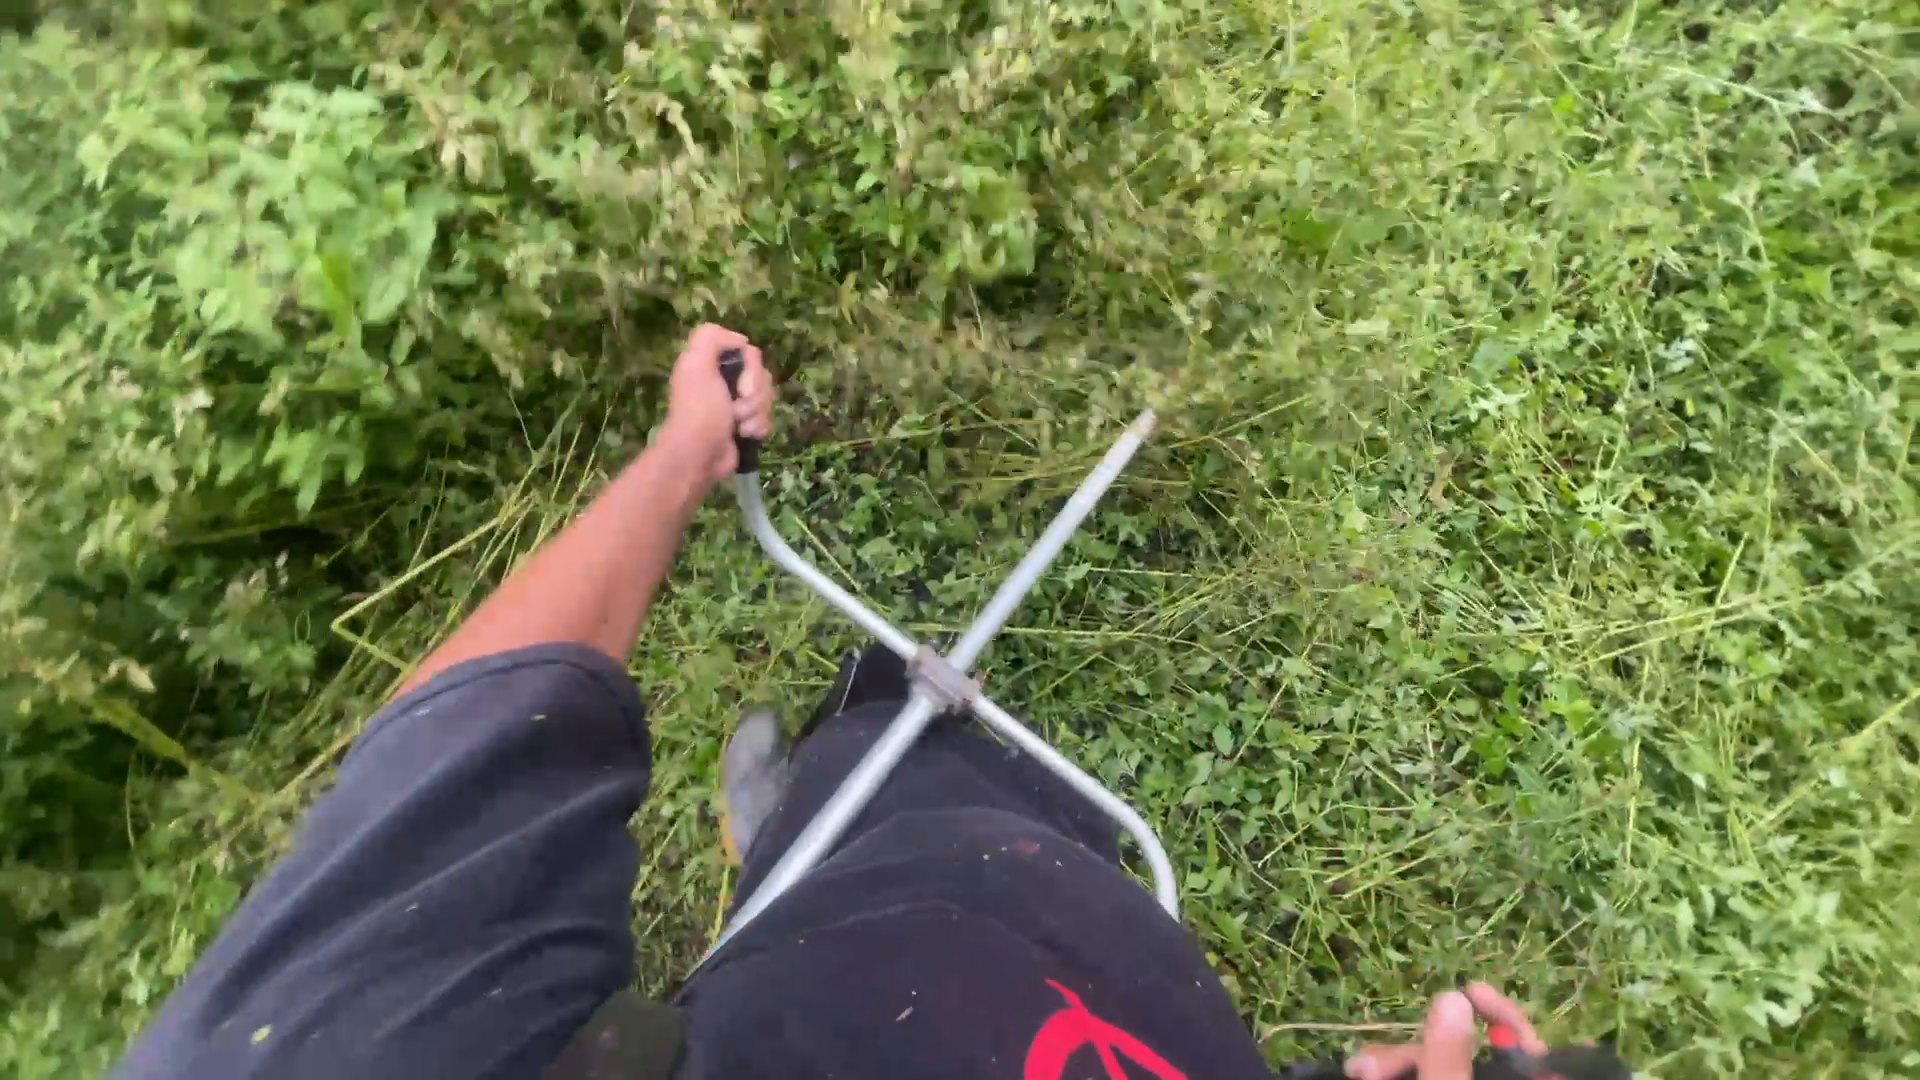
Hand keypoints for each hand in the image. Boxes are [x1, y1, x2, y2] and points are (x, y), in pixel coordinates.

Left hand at [660, 323, 773, 485]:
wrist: (701, 454)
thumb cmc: (700, 410)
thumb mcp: (696, 364)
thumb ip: (711, 337)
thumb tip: (741, 341)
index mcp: (712, 363)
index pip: (750, 353)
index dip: (752, 370)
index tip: (741, 386)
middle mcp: (725, 380)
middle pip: (762, 376)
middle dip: (755, 396)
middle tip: (737, 410)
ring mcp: (737, 404)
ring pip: (767, 398)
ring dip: (756, 414)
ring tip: (740, 427)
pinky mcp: (746, 424)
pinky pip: (767, 417)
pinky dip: (759, 427)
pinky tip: (745, 435)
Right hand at [1345, 983, 1546, 1079]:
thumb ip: (1448, 1056)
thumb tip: (1453, 997)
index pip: (1524, 1046)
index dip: (1503, 1014)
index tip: (1471, 988)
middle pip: (1459, 1053)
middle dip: (1411, 1050)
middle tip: (1372, 1066)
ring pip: (1431, 1062)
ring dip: (1391, 1061)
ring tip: (1360, 1071)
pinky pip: (1420, 1074)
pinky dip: (1392, 1071)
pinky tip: (1365, 1073)